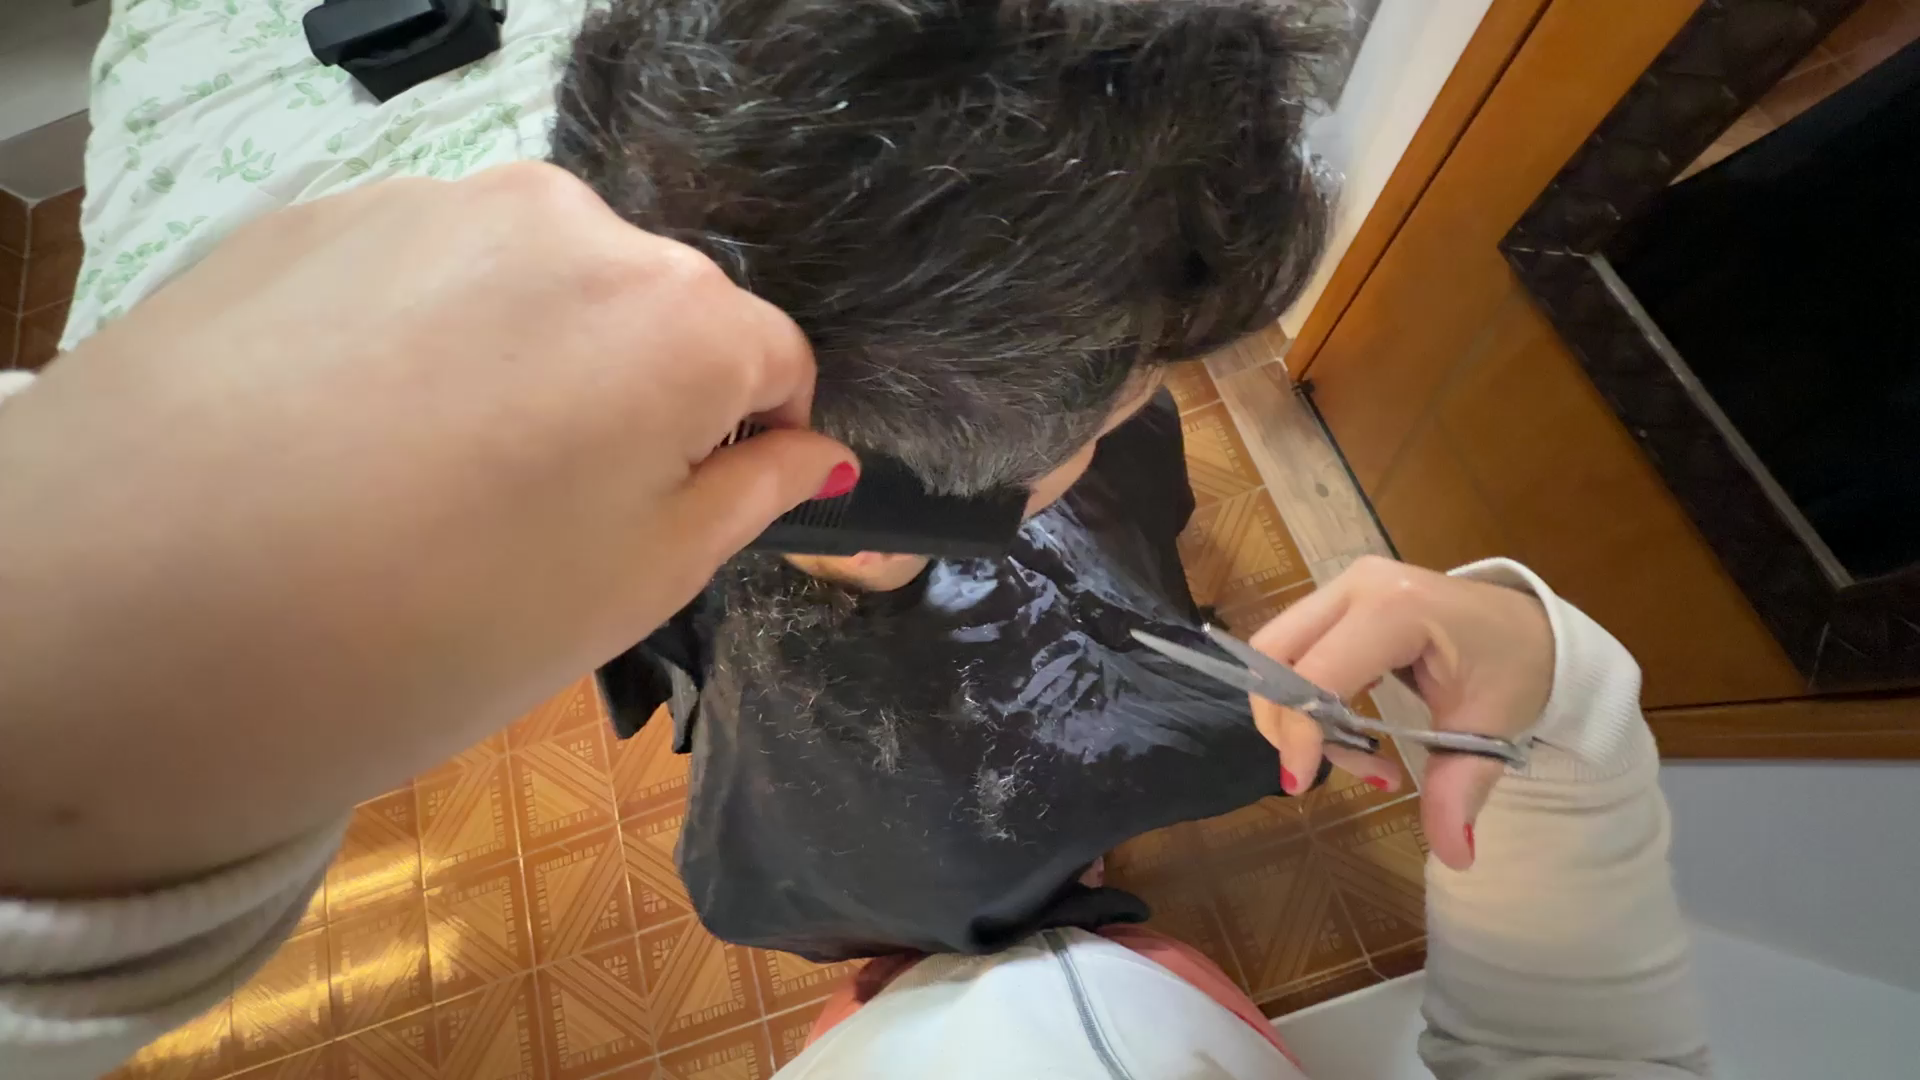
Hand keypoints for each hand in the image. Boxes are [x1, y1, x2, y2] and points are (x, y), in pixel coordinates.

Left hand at [0, 164, 852, 892]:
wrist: (136, 625)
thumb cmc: (466, 618)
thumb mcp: (655, 572)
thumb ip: (759, 490)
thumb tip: (819, 453)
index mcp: (685, 322)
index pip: (780, 355)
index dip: (764, 427)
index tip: (714, 486)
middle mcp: (583, 227)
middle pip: (678, 309)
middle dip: (668, 386)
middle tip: (589, 486)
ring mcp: (450, 201)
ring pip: (571, 277)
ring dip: (570, 349)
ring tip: (483, 449)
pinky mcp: (333, 206)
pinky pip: (461, 263)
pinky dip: (468, 326)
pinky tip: (395, 410)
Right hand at [1246, 556, 1552, 869]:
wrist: (1530, 625)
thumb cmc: (1517, 669)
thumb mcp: (1492, 728)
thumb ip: (1459, 786)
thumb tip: (1455, 856)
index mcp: (1396, 608)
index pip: (1317, 673)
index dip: (1300, 731)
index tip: (1300, 783)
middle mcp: (1354, 584)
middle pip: (1274, 652)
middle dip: (1281, 718)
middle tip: (1312, 765)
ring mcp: (1339, 585)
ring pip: (1274, 649)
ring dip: (1292, 708)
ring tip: (1347, 747)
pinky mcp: (1332, 596)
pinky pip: (1291, 645)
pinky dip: (1301, 691)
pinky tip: (1344, 718)